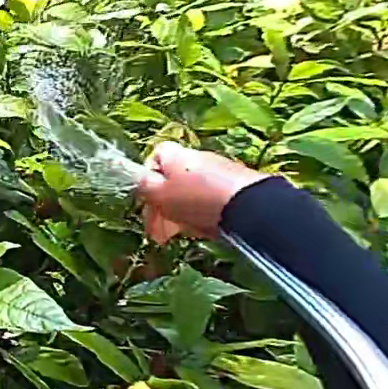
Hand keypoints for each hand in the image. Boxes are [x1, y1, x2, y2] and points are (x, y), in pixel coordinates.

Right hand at [136, 142, 269, 243]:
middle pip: (172, 179)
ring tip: (179, 232)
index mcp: (176, 156)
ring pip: (190, 192)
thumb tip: (137, 178)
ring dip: (180, 212)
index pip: (154, 157)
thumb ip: (143, 186)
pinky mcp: (239, 186)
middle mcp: (199, 158)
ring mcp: (221, 171)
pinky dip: (202, 214)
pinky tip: (202, 229)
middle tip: (158, 227)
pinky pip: (210, 199)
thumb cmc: (195, 200)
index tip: (146, 197)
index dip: (147, 177)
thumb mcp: (159, 195)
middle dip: (162, 203)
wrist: (250, 208)